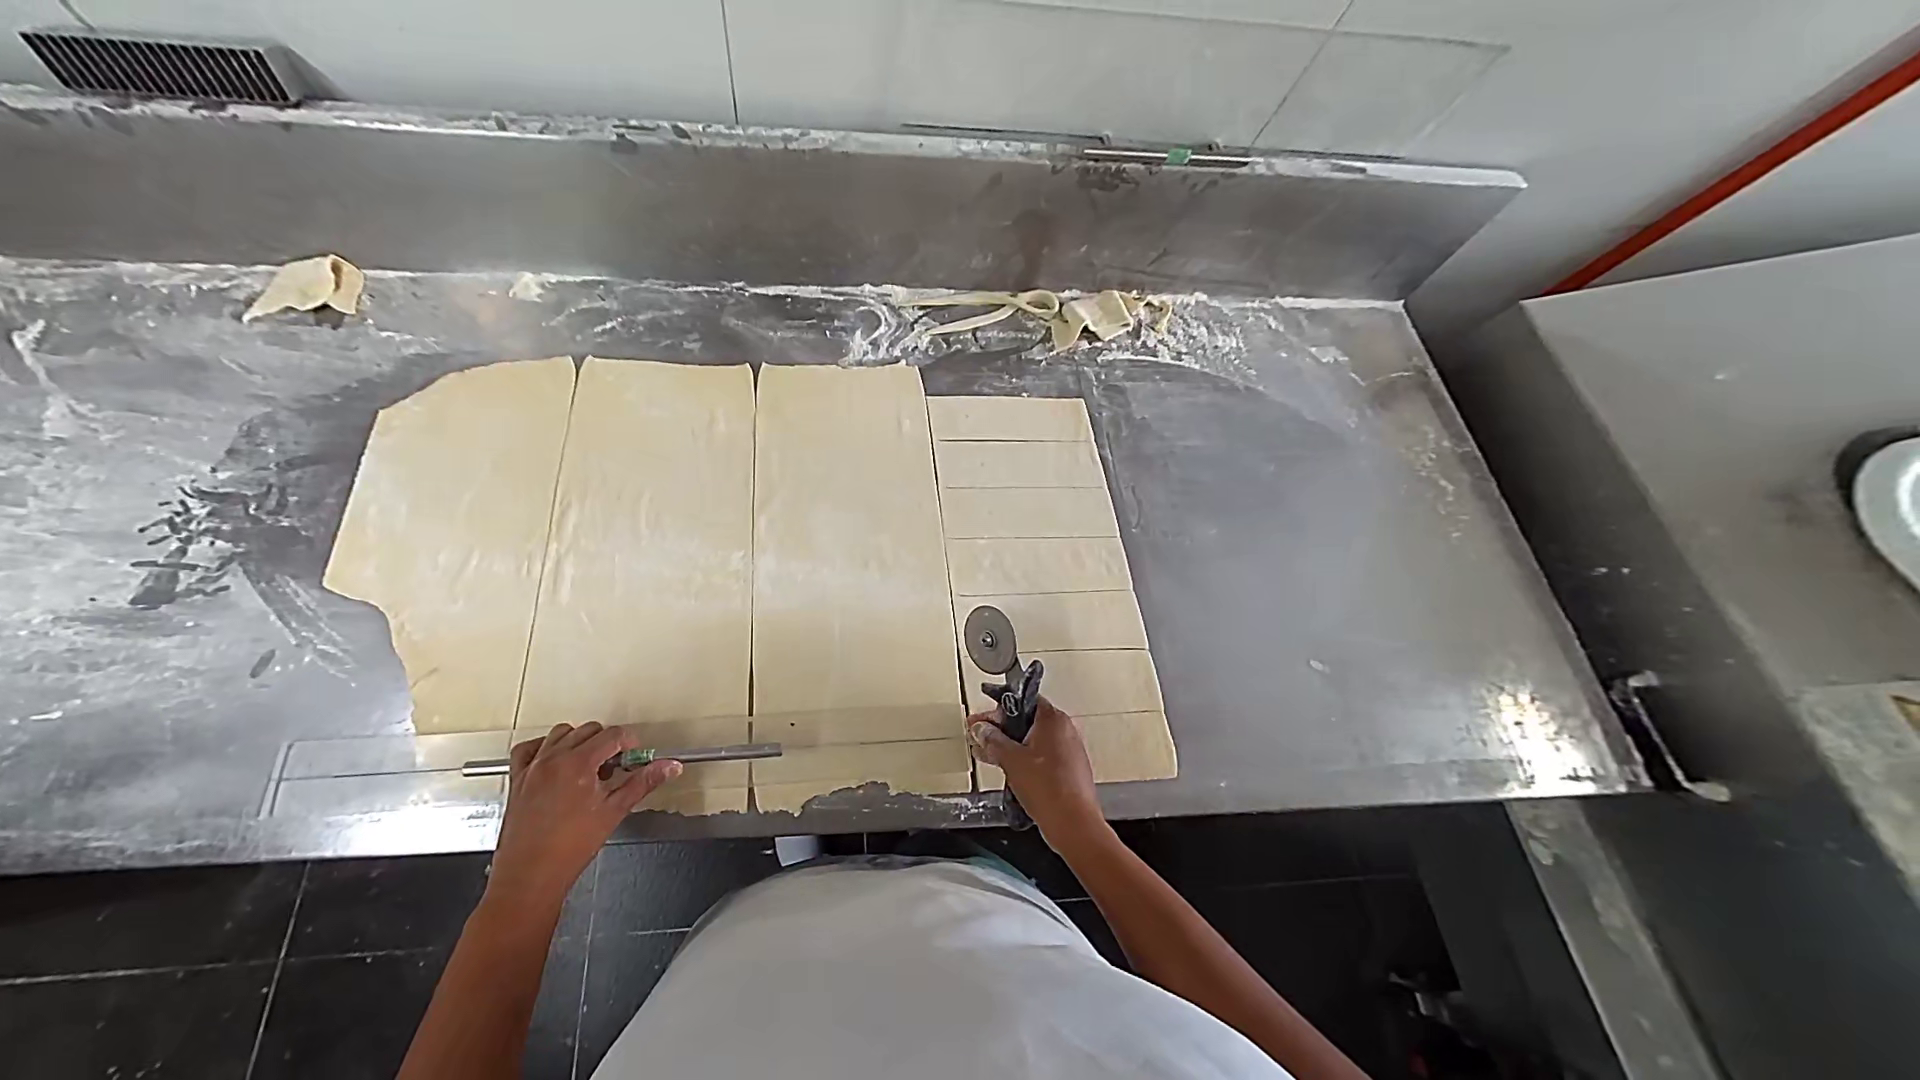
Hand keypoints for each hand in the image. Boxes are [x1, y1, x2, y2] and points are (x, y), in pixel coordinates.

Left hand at [485, 722, 681, 915]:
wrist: (530, 876)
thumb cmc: (567, 849)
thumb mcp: (615, 811)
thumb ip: (644, 782)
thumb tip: (669, 767)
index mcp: (578, 764)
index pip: (613, 735)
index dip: (630, 743)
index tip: (634, 755)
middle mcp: (553, 760)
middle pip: (588, 730)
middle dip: (607, 742)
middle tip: (615, 764)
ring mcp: (532, 769)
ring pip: (560, 733)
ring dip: (578, 741)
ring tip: (589, 764)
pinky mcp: (517, 780)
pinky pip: (529, 749)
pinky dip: (544, 747)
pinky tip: (556, 761)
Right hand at [966, 697, 1106, 850]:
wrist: (1073, 823)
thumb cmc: (1048, 788)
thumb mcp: (1011, 760)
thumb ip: (993, 740)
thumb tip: (981, 729)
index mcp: (1053, 719)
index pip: (1023, 701)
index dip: (999, 710)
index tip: (982, 720)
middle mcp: (1065, 730)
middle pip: (1027, 721)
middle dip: (1000, 730)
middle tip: (980, 738)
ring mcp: (1068, 751)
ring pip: (1033, 741)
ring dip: (1010, 746)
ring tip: (988, 756)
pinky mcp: (1068, 770)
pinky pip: (1041, 757)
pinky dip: (1024, 760)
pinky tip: (1007, 771)